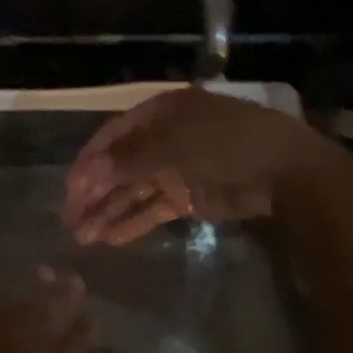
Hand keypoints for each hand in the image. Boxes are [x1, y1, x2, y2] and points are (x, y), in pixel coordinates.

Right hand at [63, 87, 323, 245]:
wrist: (284, 173)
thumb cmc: (227, 144)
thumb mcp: (174, 144)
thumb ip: (128, 159)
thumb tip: (87, 174)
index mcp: (161, 113)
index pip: (114, 135)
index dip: (90, 160)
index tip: (69, 187)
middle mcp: (164, 139)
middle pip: (120, 166)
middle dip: (93, 193)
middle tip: (68, 219)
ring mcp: (177, 170)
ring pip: (133, 191)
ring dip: (107, 212)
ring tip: (81, 238)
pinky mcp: (189, 199)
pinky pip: (152, 210)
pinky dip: (131, 223)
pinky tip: (108, 239)